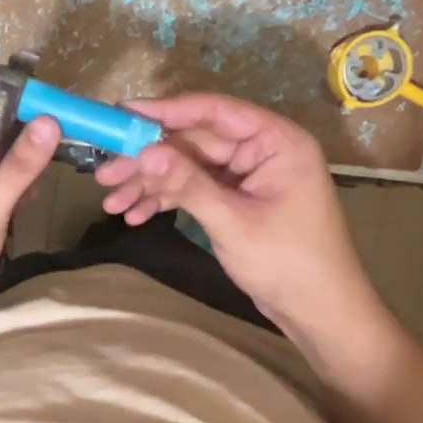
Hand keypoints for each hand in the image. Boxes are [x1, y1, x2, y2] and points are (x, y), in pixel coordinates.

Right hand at [94, 93, 382, 336]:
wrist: (319, 311)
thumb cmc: (287, 263)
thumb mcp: (233, 222)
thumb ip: (188, 183)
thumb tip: (143, 152)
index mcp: (276, 141)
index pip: (213, 112)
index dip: (165, 111)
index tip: (121, 115)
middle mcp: (262, 150)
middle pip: (193, 141)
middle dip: (148, 160)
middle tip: (104, 174)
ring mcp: (248, 175)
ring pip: (188, 167)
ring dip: (150, 185)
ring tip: (110, 203)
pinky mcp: (238, 198)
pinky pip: (195, 189)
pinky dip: (167, 201)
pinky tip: (135, 215)